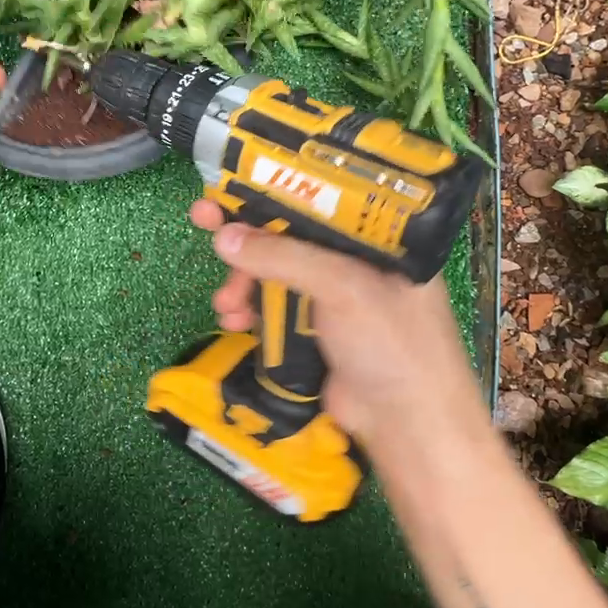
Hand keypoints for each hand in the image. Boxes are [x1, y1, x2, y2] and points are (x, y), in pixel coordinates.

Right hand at [189, 199, 466, 437]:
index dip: (271, 187)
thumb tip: (223, 236)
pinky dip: (246, 309)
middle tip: (201, 217)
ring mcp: (329, 296)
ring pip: (270, 271)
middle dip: (244, 233)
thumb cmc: (393, 344)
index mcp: (374, 237)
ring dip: (240, 280)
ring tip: (227, 302)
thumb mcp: (342, 288)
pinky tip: (232, 320)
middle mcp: (351, 260)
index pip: (317, 197)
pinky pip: (267, 306)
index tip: (230, 180)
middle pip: (285, 232)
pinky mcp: (309, 329)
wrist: (406, 427)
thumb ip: (283, 257)